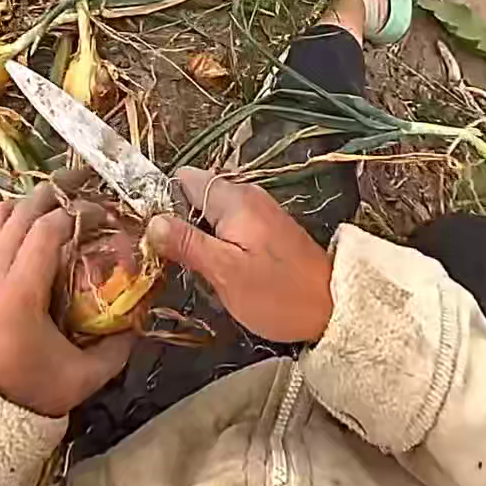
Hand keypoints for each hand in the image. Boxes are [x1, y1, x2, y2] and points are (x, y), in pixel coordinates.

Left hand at [0, 184, 135, 416]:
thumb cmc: (25, 396)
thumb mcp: (80, 378)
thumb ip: (115, 347)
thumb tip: (140, 317)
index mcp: (19, 294)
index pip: (46, 230)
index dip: (79, 213)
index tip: (106, 215)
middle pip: (22, 211)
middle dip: (57, 191)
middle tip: (88, 182)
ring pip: (2, 216)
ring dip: (34, 201)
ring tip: (64, 198)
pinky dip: (17, 217)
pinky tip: (39, 224)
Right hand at [145, 167, 333, 342]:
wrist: (333, 307)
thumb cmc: (277, 292)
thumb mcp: (226, 272)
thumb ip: (188, 243)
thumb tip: (151, 221)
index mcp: (233, 198)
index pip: (183, 178)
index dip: (162, 200)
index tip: (151, 232)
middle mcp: (245, 194)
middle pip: (195, 193)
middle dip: (176, 218)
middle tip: (166, 255)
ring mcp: (257, 209)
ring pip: (209, 210)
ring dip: (195, 232)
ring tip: (186, 264)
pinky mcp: (264, 227)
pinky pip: (227, 222)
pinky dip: (214, 239)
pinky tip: (213, 266)